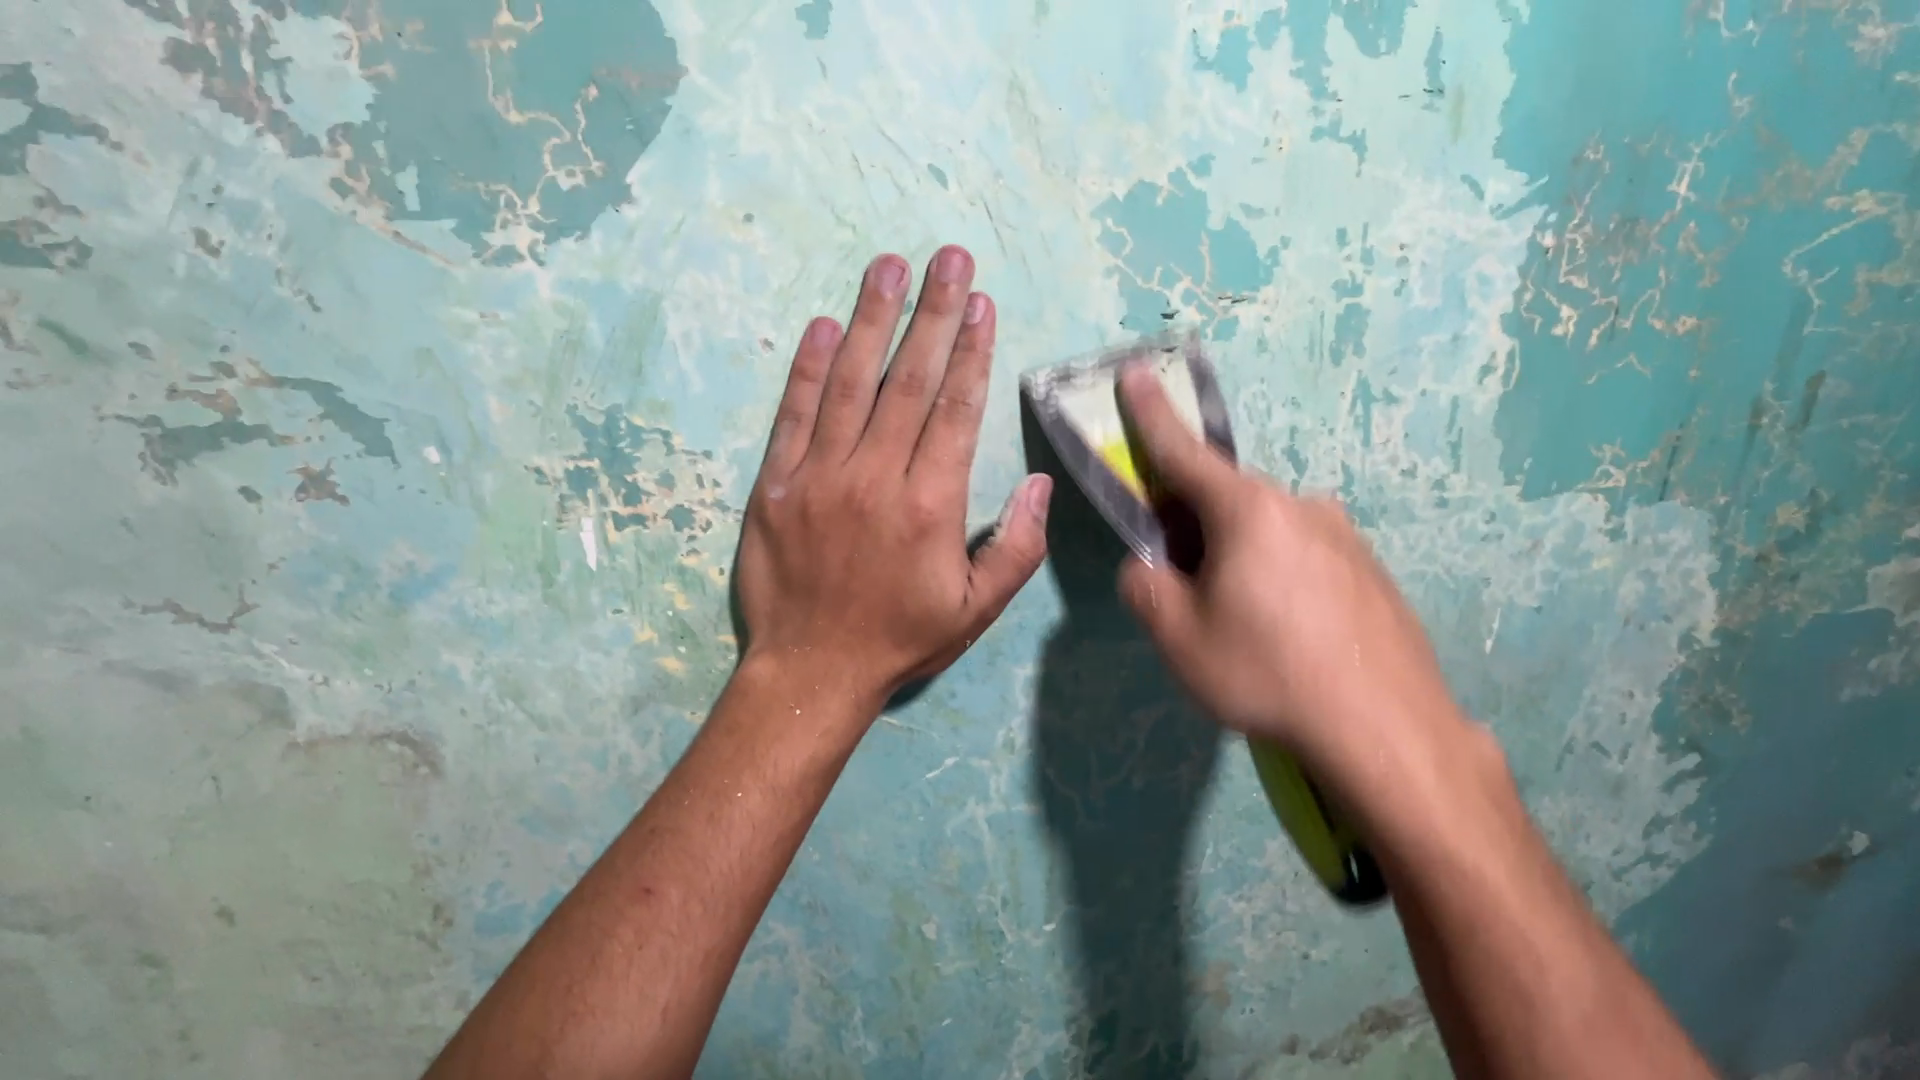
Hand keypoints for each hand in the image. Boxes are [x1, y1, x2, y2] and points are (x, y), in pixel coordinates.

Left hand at [735, 247, 1051, 709]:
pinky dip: (807, 369)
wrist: (812, 672)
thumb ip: (1017, 547)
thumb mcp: (977, 609)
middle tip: (948, 257)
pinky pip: (793, 416)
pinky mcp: (774, 486)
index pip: (956, 410)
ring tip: (888, 266)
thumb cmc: (900, 639)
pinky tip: (823, 326)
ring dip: (871, 320)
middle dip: (934, 314)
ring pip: (850, 384)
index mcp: (931, 505)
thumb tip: (1041, 484)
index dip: (972, 351)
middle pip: (910, 381)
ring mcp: (819, 477)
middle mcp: (876, 478)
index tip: (982, 303)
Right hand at [1114, 366, 1462, 771]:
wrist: (1386, 728)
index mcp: (1248, 511)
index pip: (1184, 453)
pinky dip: (1278, 577)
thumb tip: (1150, 568)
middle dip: (1193, 525)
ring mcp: (1344, 536)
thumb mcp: (1178, 637)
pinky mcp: (1371, 570)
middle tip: (1182, 581)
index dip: (1151, 414)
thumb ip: (1144, 587)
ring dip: (1238, 556)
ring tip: (1242, 624)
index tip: (1136, 372)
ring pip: (1266, 532)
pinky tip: (1288, 635)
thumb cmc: (1268, 673)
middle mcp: (1301, 506)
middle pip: (1225, 502)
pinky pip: (1304, 557)